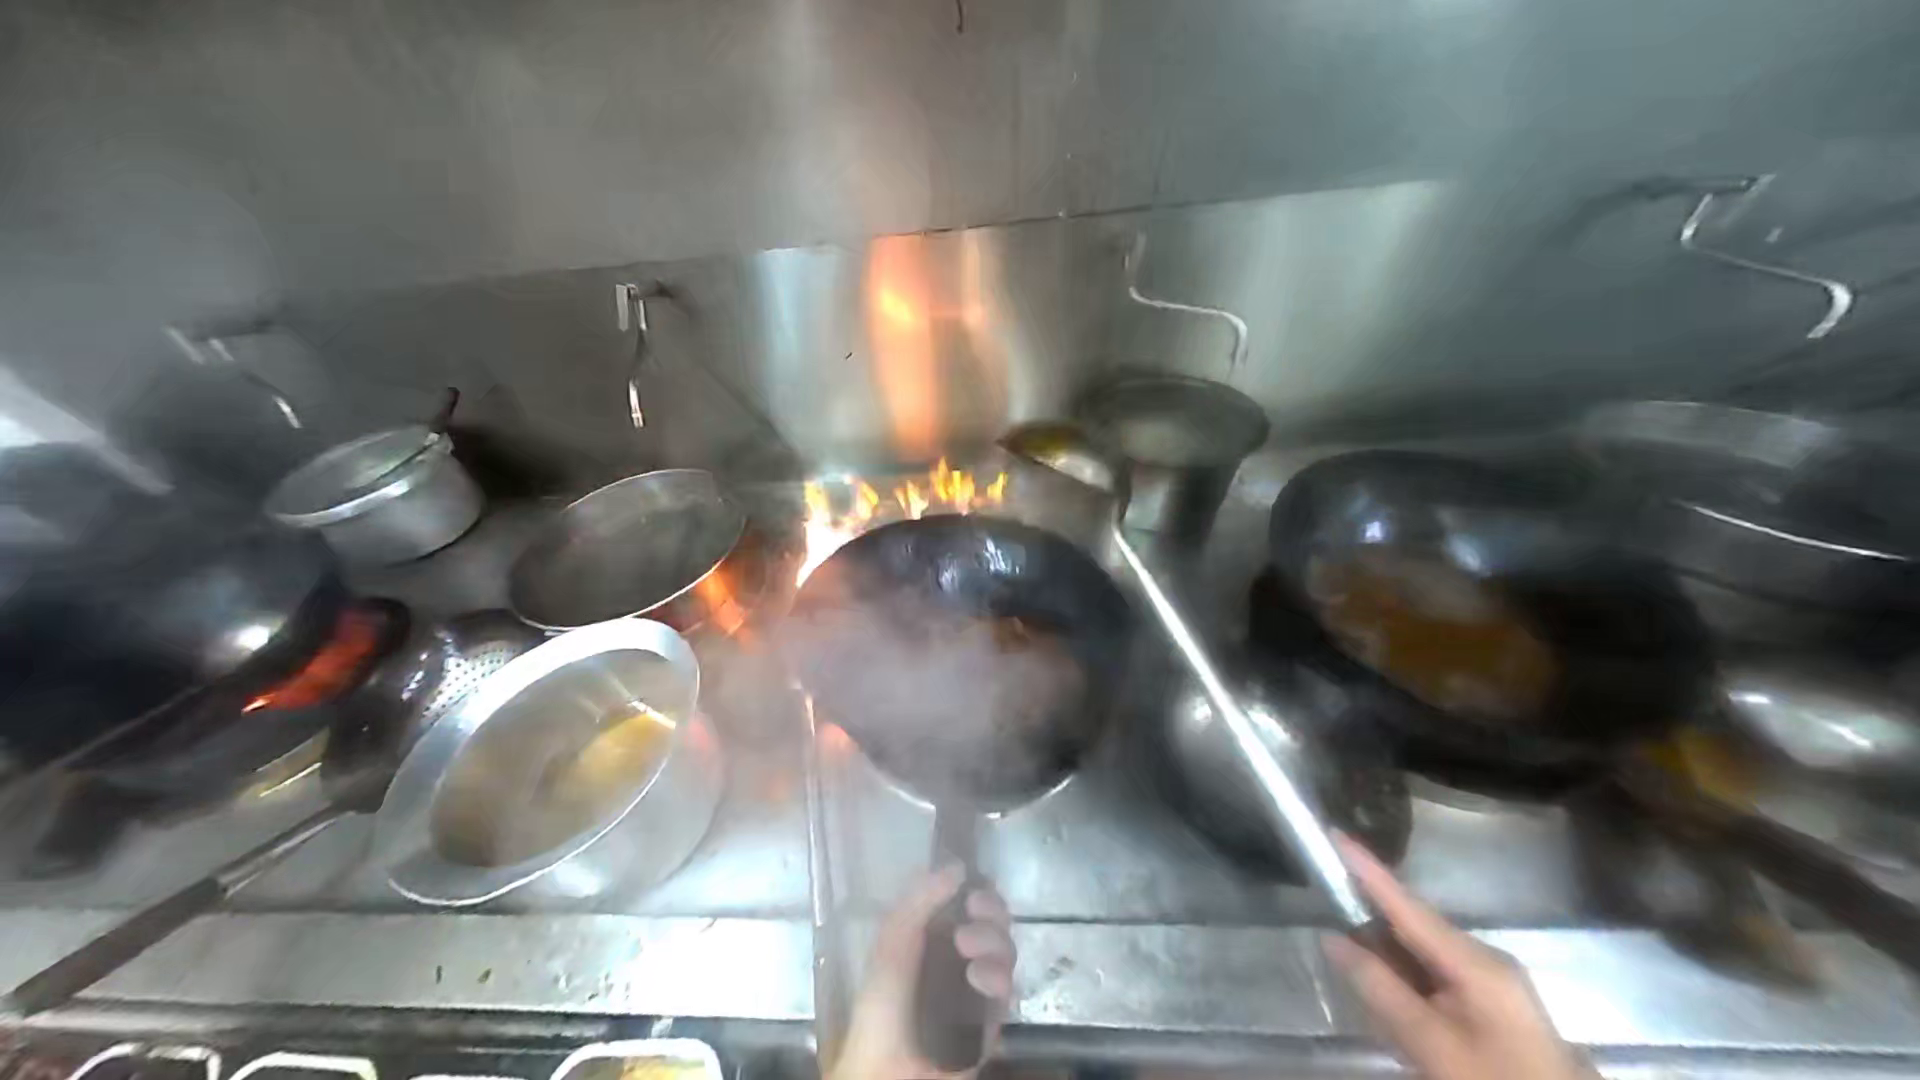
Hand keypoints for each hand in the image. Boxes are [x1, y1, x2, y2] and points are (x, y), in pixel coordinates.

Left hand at [828, 865, 1016, 1079]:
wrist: (888, 1071)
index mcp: (934, 934)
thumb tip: (958, 865)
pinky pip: (1008, 990)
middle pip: (993, 921)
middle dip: (991, 909)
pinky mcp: (992, 1021)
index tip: (973, 884)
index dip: (978, 888)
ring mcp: (977, 988)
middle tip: (974, 910)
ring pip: (1005, 950)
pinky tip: (978, 980)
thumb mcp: (893, 940)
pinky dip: (997, 978)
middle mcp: (960, 957)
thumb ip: (921, 898)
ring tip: (968, 950)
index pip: (968, 900)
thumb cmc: (883, 1002)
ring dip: (992, 940)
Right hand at [1326, 836, 1596, 1079]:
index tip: (1334, 832)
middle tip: (1326, 911)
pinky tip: (1388, 991)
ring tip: (1348, 956)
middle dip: (1369, 914)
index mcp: (1475, 960)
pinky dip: (1405, 973)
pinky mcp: (1494, 1004)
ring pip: (1422, 949)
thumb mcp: (1430, 1043)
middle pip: (1413, 923)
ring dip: (1385, 950)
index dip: (1366, 868)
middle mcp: (1486, 958)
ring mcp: (1494, 981)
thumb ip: (1378, 987)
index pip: (1406, 903)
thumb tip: (1331, 938)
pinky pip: (1435, 971)